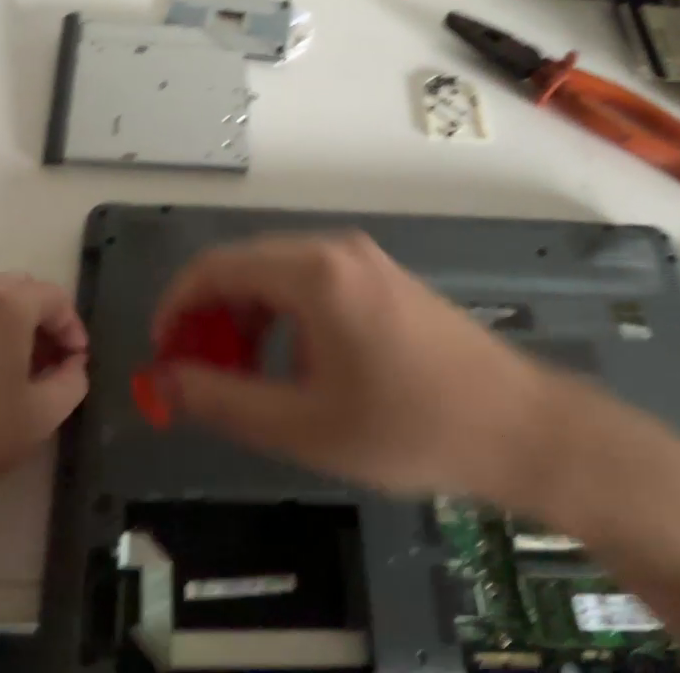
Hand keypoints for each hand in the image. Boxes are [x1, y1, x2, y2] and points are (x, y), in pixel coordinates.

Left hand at [0, 272, 89, 511]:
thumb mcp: (44, 414)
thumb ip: (72, 382)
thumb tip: (73, 366)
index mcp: (8, 307)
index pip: (55, 297)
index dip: (74, 327)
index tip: (78, 362)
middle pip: (22, 288)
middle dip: (45, 318)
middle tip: (55, 359)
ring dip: (17, 325)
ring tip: (25, 371)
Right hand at [151, 234, 556, 500]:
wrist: (518, 428)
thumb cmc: (407, 428)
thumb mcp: (302, 426)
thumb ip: (221, 399)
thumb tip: (164, 379)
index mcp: (313, 272)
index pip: (214, 268)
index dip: (175, 309)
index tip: (161, 356)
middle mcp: (336, 251)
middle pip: (245, 268)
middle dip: (209, 318)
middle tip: (198, 375)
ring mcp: (366, 262)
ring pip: (278, 278)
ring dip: (245, 321)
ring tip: (243, 379)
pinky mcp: (385, 281)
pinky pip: (313, 287)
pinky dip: (283, 320)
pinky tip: (294, 369)